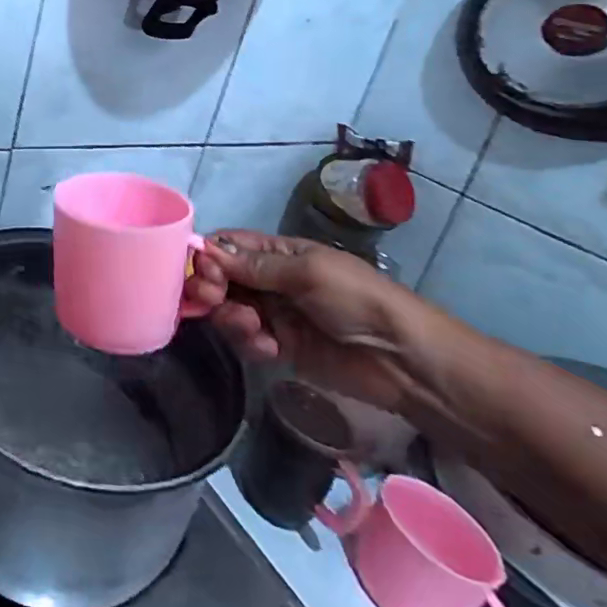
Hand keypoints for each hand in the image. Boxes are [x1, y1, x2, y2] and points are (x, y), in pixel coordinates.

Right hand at [185, 231, 430, 411]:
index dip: (208, 256)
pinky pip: (247, 341)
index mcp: (278, 254)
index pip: (228, 246)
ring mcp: (274, 314)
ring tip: (253, 329)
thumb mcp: (308, 273)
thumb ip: (255, 266)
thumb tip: (205, 250)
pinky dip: (250, 343)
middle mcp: (269, 280)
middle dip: (211, 289)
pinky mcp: (280, 347)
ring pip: (229, 310)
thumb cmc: (358, 300)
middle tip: (212, 301)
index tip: (202, 272)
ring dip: (231, 318)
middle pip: (221, 279)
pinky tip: (269, 348)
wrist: (403, 361)